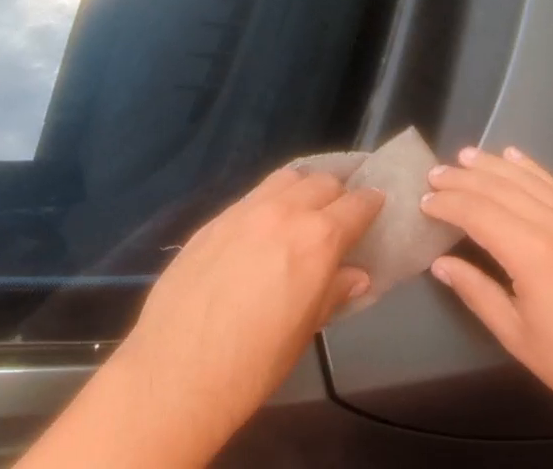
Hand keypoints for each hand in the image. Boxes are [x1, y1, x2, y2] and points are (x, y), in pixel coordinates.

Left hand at [17, 168, 382, 468]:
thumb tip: (356, 275)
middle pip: (322, 182)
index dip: (371, 204)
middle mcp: (284, 212)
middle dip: (339, 193)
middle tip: (342, 213)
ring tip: (305, 207)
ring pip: (285, 178)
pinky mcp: (212, 221)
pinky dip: (268, 200)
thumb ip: (333, 292)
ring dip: (303, 187)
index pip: (357, 204)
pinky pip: (251, 196)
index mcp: (317, 238)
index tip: (377, 207)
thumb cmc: (253, 363)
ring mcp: (243, 212)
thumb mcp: (305, 330)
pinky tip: (264, 224)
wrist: (175, 373)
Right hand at [420, 146, 552, 430]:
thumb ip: (477, 293)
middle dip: (464, 179)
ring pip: (530, 181)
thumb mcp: (517, 336)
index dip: (449, 204)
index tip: (424, 201)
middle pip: (501, 190)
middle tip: (435, 174)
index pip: (479, 213)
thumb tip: (441, 263)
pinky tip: (517, 159)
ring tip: (467, 157)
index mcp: (531, 253)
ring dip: (495, 166)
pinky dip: (534, 170)